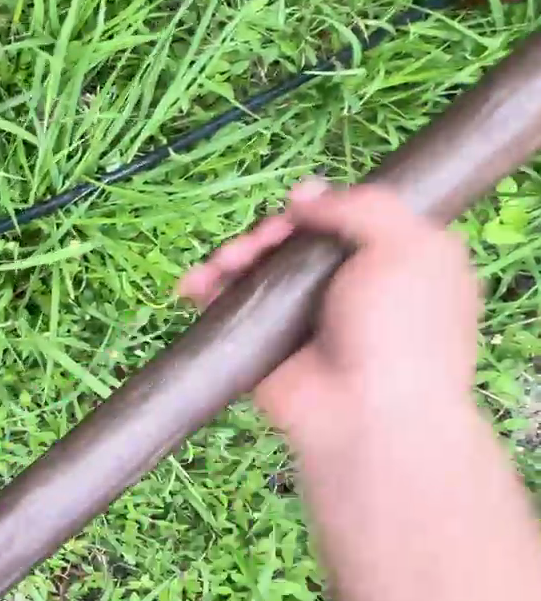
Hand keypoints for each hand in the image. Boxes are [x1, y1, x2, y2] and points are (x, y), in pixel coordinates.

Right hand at [176, 179, 480, 456]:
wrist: (361, 407)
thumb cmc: (400, 328)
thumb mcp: (409, 250)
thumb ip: (364, 209)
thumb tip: (306, 193)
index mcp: (392, 260)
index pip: (345, 219)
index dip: (316, 207)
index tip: (296, 205)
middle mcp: (342, 284)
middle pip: (290, 241)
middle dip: (265, 234)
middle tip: (258, 242)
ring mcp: (295, 312)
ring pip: (250, 268)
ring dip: (229, 257)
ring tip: (220, 265)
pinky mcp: (255, 335)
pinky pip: (219, 302)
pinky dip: (201, 288)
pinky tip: (190, 285)